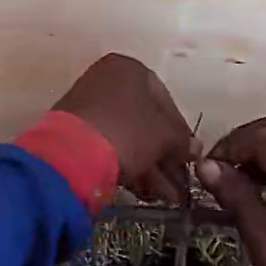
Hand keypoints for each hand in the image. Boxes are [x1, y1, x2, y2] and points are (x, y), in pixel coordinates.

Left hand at [51, 54, 195, 202]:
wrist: (72, 153)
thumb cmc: (128, 131)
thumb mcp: (165, 135)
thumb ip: (182, 140)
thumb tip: (194, 149)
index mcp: (128, 69)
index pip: (165, 100)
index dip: (181, 132)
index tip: (188, 157)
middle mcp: (105, 80)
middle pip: (144, 121)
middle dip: (163, 155)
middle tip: (177, 181)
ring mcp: (86, 105)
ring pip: (127, 136)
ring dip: (148, 166)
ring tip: (164, 196)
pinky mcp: (72, 131)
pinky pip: (107, 145)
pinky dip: (126, 165)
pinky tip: (141, 192)